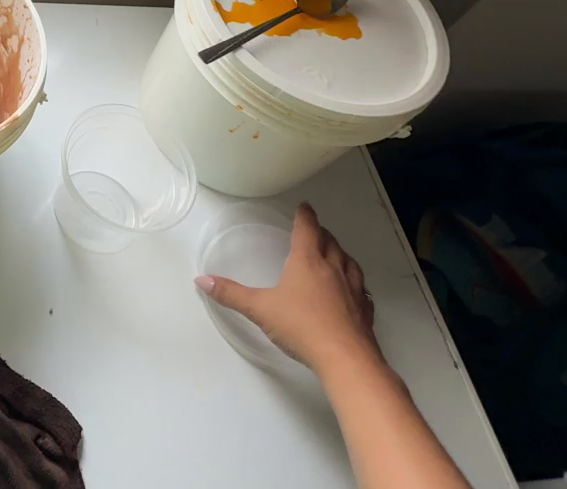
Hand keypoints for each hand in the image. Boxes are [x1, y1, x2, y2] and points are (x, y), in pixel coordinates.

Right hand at [196, 202, 380, 378]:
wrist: (346, 361)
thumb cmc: (301, 326)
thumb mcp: (259, 308)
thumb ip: (231, 293)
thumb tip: (201, 280)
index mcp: (307, 262)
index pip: (308, 230)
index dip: (305, 216)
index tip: (304, 206)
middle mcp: (333, 271)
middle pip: (331, 244)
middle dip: (322, 233)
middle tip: (315, 229)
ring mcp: (353, 292)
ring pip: (350, 264)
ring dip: (342, 254)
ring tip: (336, 254)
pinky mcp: (365, 314)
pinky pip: (362, 291)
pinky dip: (356, 284)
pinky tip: (354, 292)